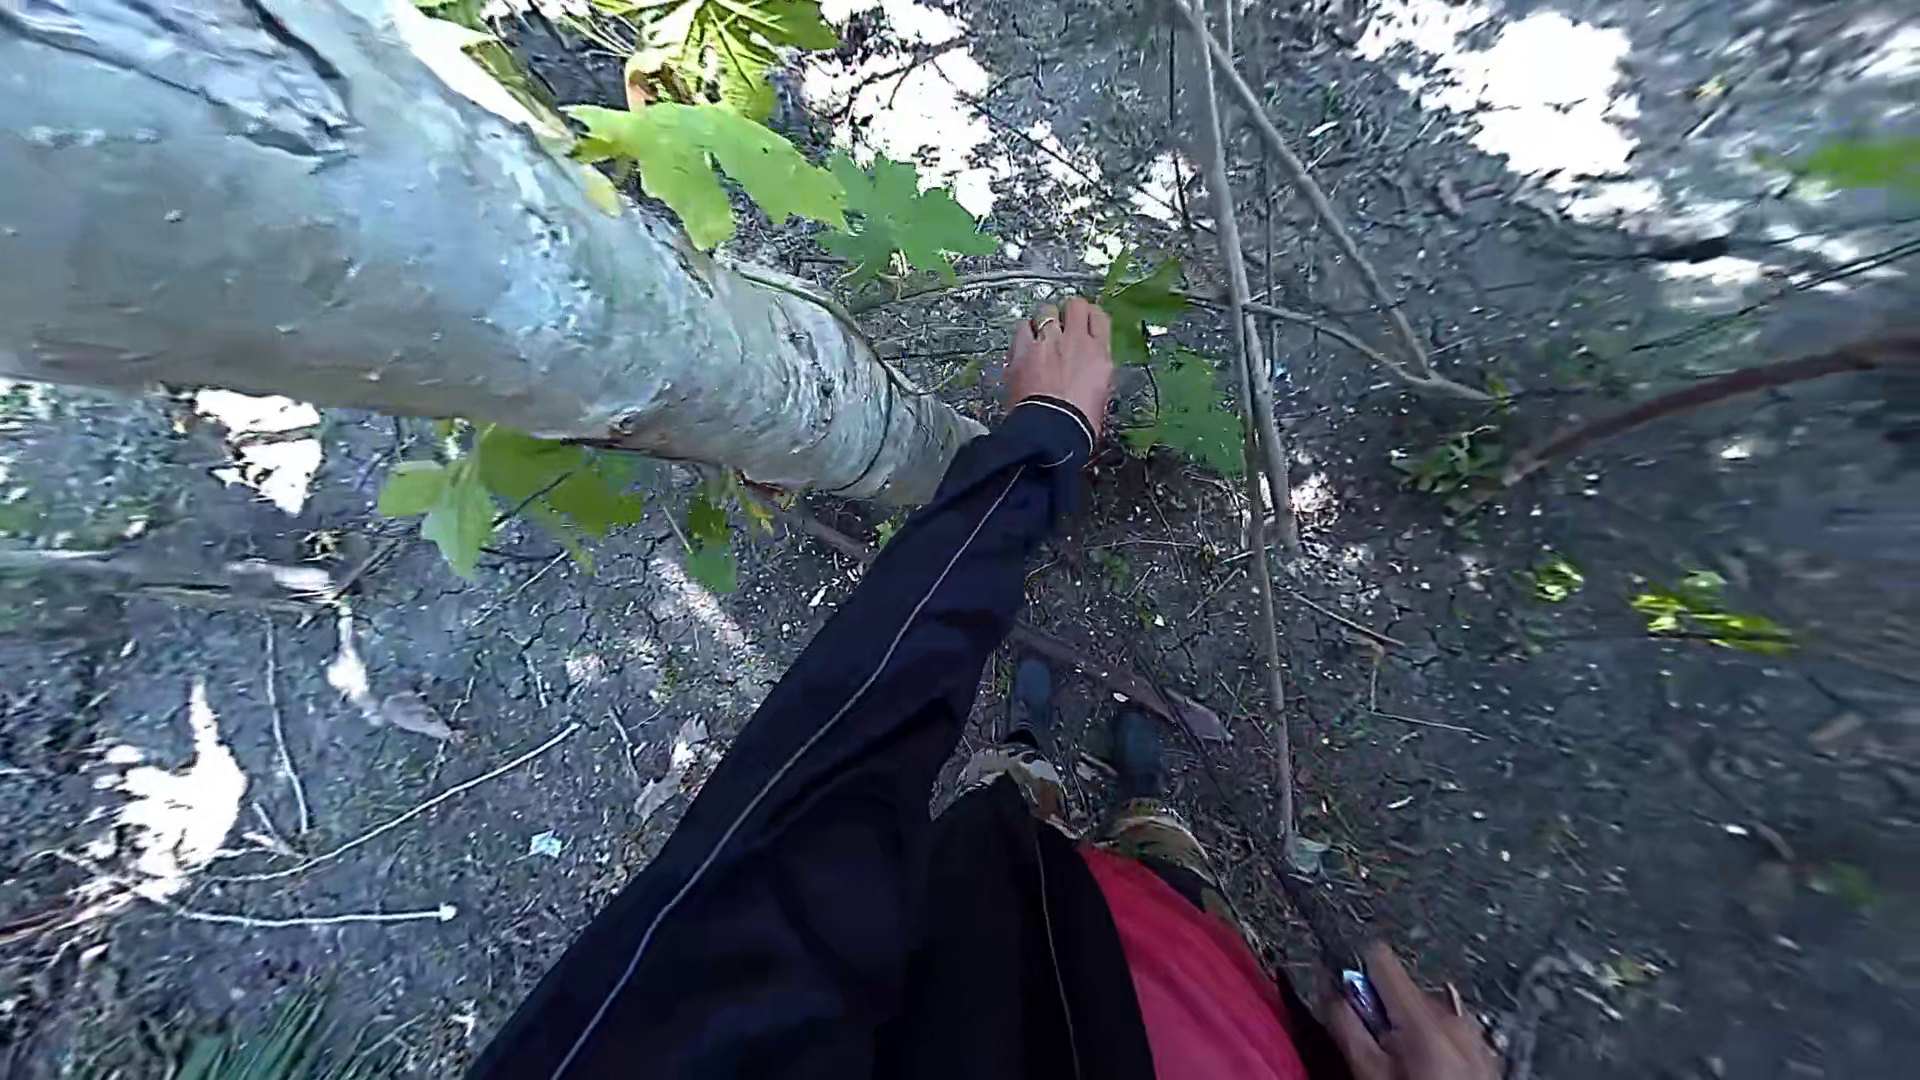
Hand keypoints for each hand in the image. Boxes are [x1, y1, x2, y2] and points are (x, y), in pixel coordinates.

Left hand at [1006, 296, 1114, 438]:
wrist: (1053, 430)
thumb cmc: (1081, 421)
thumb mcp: (1101, 394)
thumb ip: (1095, 372)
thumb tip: (1088, 371)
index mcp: (1099, 353)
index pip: (1099, 317)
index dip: (1089, 317)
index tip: (1083, 324)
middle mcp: (1075, 340)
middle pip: (1075, 305)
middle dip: (1068, 312)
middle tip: (1062, 325)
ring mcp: (1047, 342)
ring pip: (1047, 310)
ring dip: (1044, 319)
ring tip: (1040, 333)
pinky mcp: (1023, 351)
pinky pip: (1023, 326)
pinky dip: (1024, 332)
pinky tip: (1024, 342)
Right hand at [1327, 943, 1501, 1079]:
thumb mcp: (1365, 1071)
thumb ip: (1340, 1017)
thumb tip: (1323, 977)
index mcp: (1423, 1020)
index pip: (1377, 955)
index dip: (1355, 971)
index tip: (1350, 998)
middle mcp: (1455, 1021)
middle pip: (1398, 984)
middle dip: (1381, 1009)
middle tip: (1379, 1050)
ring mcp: (1475, 1040)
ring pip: (1420, 1008)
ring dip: (1405, 1027)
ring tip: (1404, 1068)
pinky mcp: (1484, 1056)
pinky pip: (1443, 1029)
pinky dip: (1428, 1042)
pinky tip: (1426, 1074)